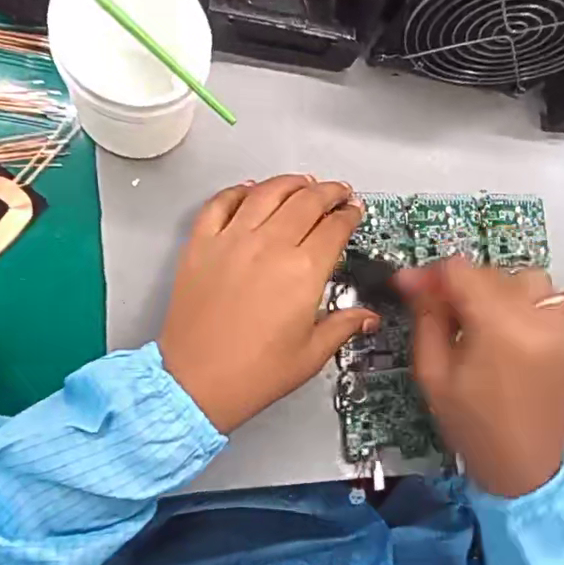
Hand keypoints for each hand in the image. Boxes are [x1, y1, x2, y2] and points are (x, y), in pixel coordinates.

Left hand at [159, 174, 378, 432]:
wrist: (196, 382)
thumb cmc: (254, 373)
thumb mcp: (310, 354)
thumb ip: (342, 327)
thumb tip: (366, 317)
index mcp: (303, 272)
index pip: (334, 227)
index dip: (349, 215)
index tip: (353, 212)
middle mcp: (269, 246)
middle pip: (306, 201)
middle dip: (328, 192)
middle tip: (337, 192)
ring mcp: (231, 241)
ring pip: (266, 193)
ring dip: (289, 183)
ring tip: (302, 182)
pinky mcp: (200, 245)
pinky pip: (219, 203)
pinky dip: (237, 191)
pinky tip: (250, 190)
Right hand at [396, 258, 563, 496]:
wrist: (519, 465)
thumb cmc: (469, 422)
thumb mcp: (431, 370)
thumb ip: (426, 316)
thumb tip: (416, 279)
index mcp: (499, 328)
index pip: (460, 272)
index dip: (430, 275)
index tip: (411, 286)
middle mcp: (541, 320)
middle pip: (492, 274)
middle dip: (460, 287)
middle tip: (444, 314)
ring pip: (531, 281)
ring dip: (506, 294)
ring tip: (492, 323)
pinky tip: (546, 318)